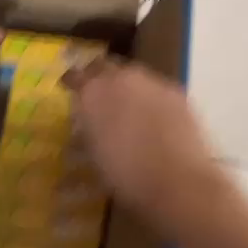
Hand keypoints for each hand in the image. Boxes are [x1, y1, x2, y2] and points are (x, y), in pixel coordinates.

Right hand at [64, 57, 222, 215]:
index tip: (70, 89)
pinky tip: (157, 118)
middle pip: (104, 66)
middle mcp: (120, 79)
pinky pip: (157, 88)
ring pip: (133, 75)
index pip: (75, 76)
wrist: (178, 181)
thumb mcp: (94, 156)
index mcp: (92, 93)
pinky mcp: (176, 92)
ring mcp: (151, 81)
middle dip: (99, 76)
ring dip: (128, 86)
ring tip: (130, 108)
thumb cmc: (125, 176)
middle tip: (99, 93)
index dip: (72, 83)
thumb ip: (88, 131)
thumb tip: (88, 126)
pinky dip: (152, 99)